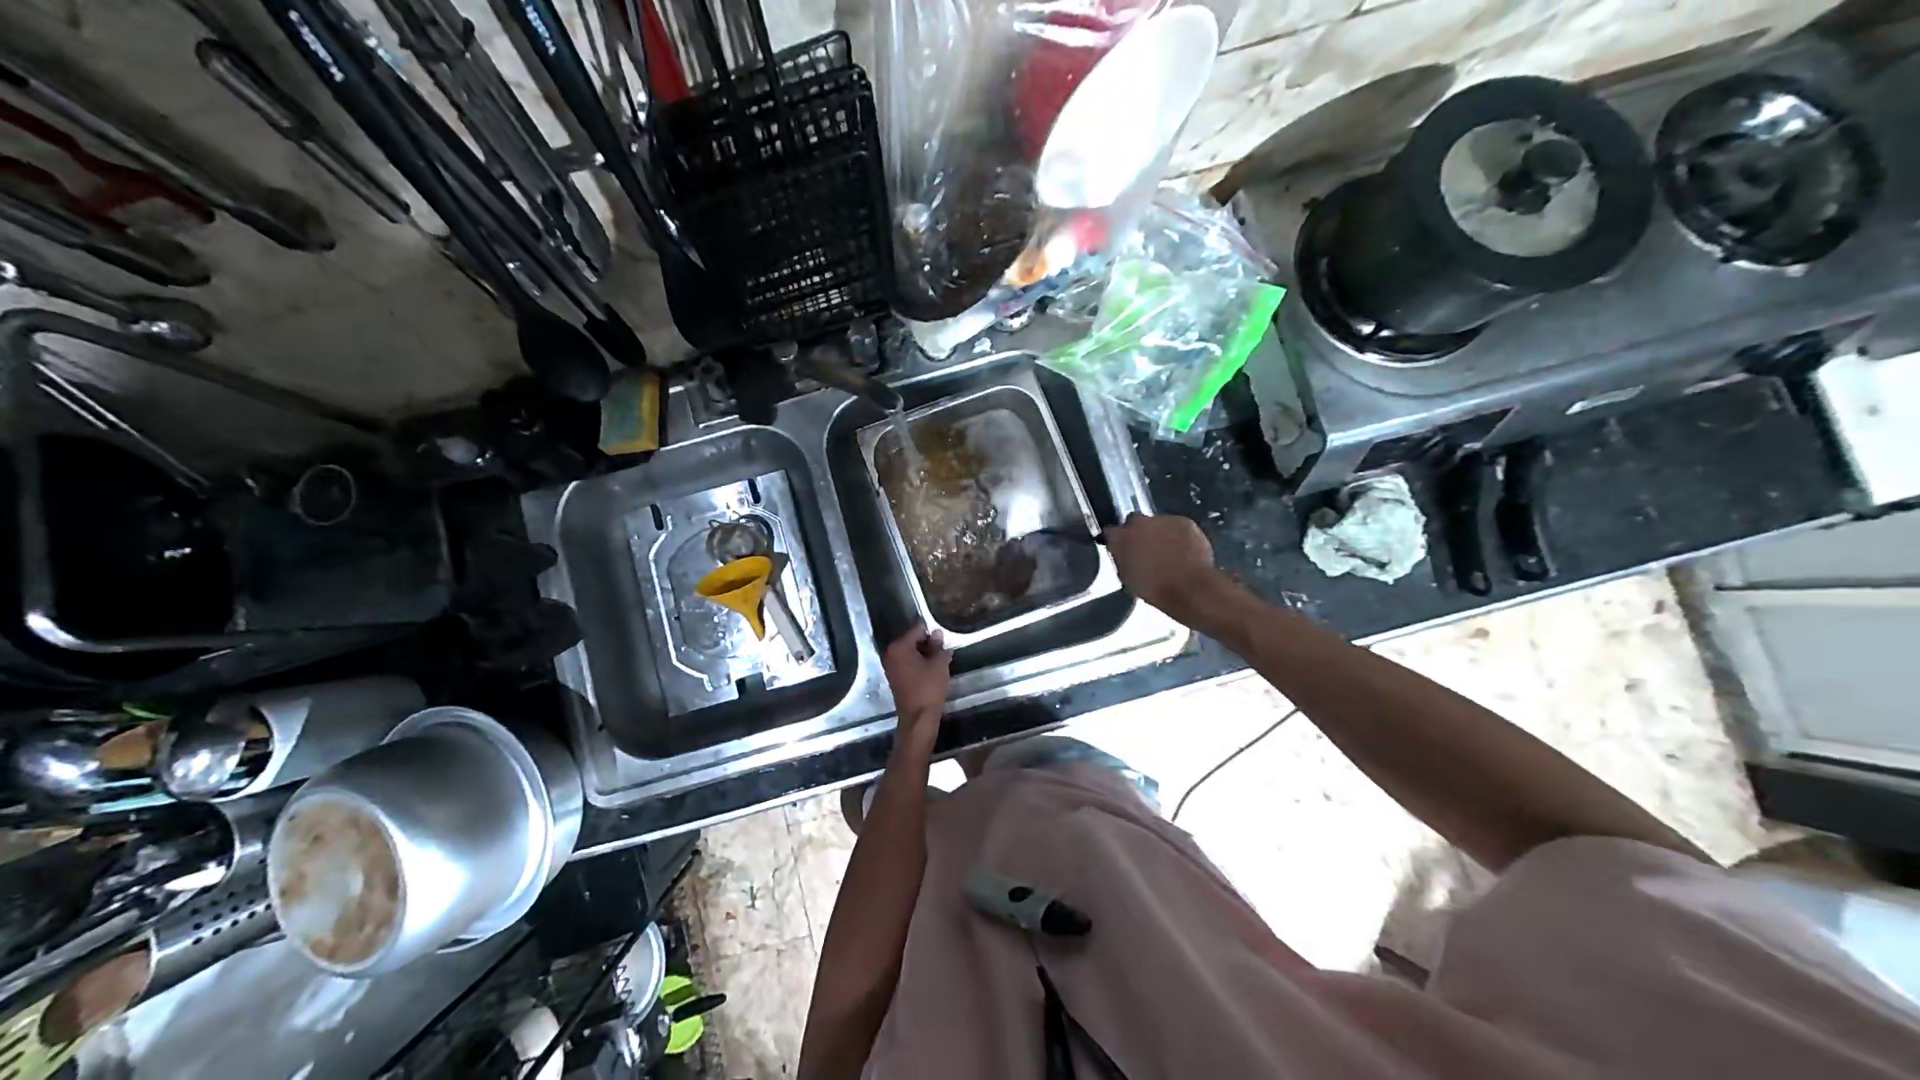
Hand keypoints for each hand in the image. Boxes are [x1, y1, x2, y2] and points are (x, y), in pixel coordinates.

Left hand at [882, 623, 948, 728]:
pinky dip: (918, 662)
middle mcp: (891, 654)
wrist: (918, 718)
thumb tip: (937, 633)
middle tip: (944, 646)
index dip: (931, 630)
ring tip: (941, 657)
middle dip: (928, 642)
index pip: (917, 629)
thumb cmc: (929, 688)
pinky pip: (907, 663)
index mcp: (899, 647)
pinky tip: (932, 667)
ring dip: (924, 653)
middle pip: (912, 640)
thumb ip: (938, 646)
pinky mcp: (895, 677)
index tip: (943, 633)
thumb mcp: (938, 664)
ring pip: (910, 652)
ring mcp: (891, 666)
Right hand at [1104, 512, 1218, 614]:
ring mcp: (1163, 520)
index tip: (1121, 548)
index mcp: (1121, 539)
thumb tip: (1122, 553)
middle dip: (1139, 533)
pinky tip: (1183, 552)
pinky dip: (1179, 535)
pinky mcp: (1185, 522)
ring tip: (1169, 554)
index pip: (1111, 532)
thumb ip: (1122, 560)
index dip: (1116, 540)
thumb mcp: (1128, 579)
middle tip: (1147, 551)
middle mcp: (1139, 524)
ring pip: (1158, 523)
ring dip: (1160, 534)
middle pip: (1134, 522)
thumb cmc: (1157, 589)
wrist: (1190, 589)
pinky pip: (1178, 526)